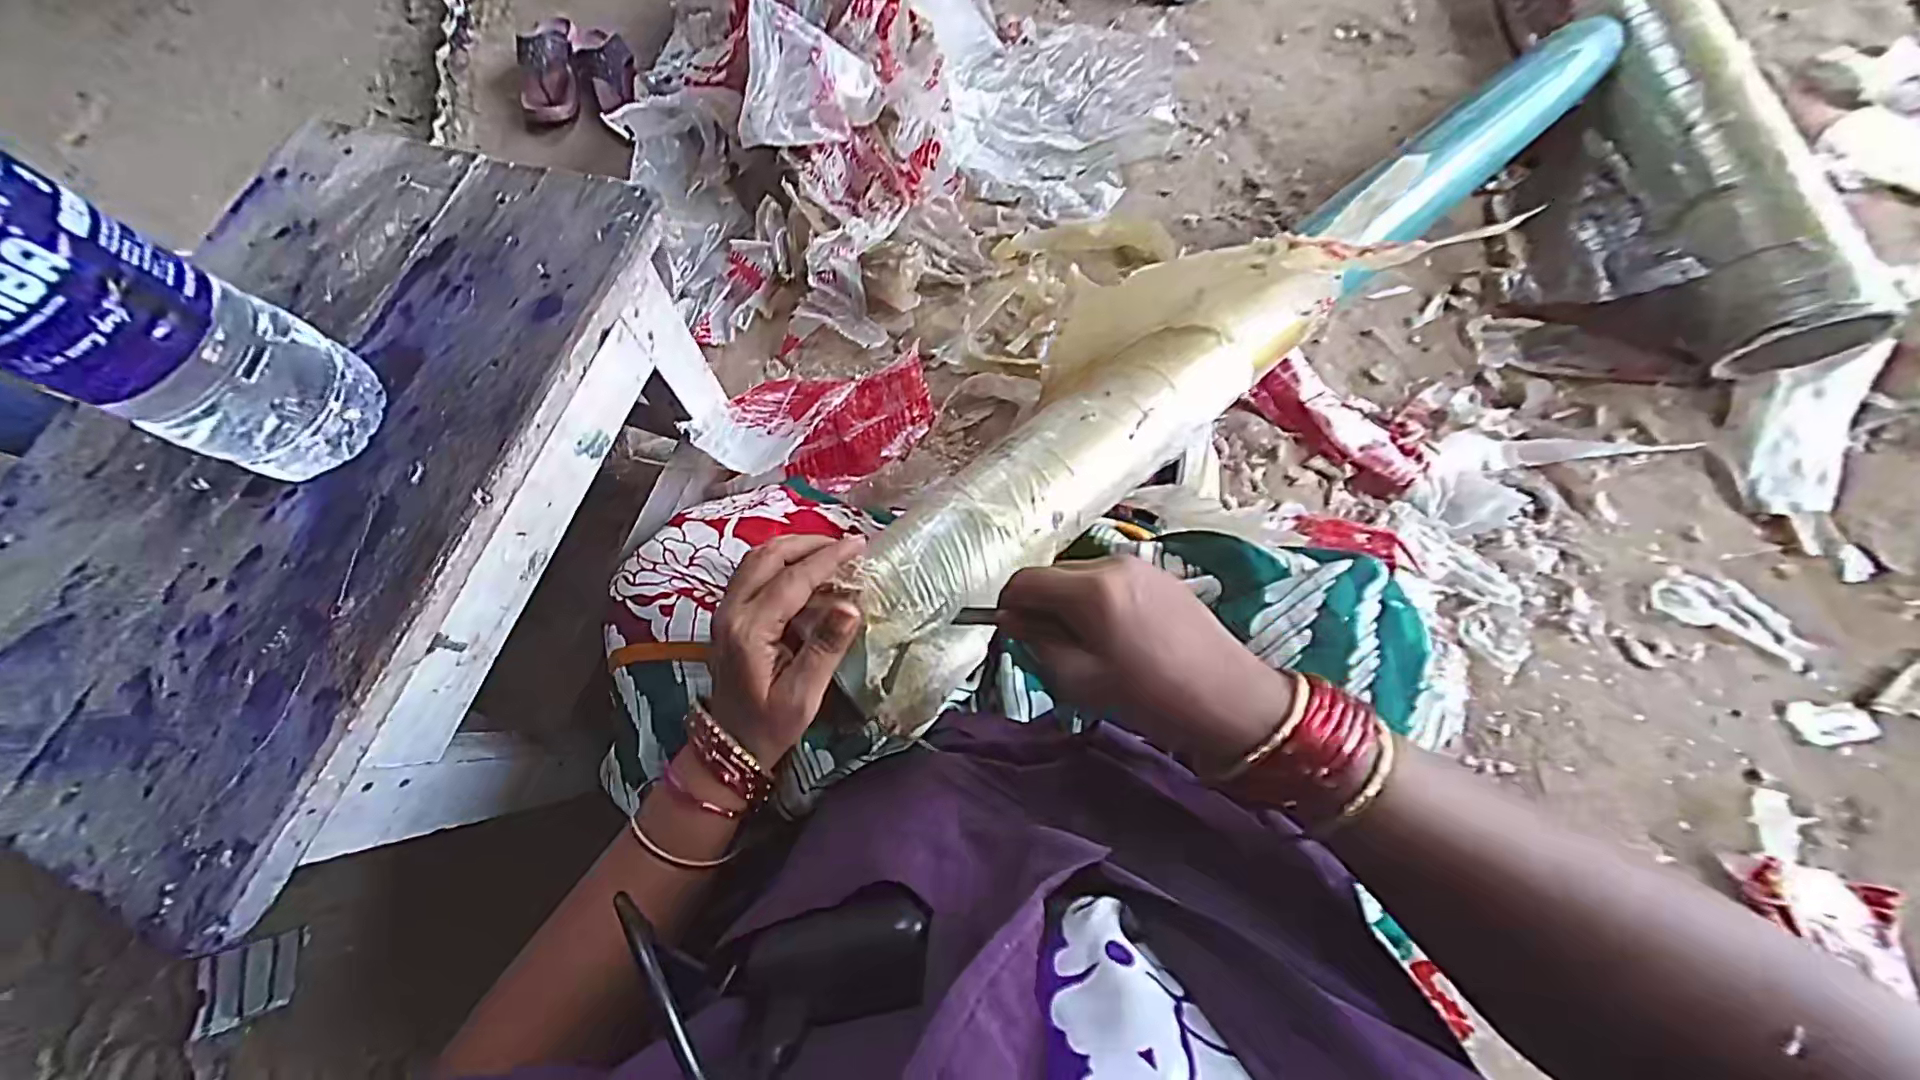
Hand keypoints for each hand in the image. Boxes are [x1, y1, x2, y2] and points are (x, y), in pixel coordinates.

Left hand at [705, 533, 865, 766]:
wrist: (730, 744)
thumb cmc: (769, 725)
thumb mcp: (803, 695)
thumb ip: (825, 648)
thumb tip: (852, 606)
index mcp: (750, 630)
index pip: (793, 578)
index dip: (828, 557)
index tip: (859, 545)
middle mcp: (732, 611)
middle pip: (769, 555)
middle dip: (811, 542)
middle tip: (847, 546)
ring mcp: (726, 609)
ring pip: (758, 558)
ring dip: (795, 547)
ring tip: (831, 551)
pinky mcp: (729, 613)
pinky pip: (754, 571)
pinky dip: (782, 560)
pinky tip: (806, 569)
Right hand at [997, 556, 1296, 772]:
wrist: (1230, 700)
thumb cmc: (1149, 696)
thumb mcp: (1079, 679)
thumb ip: (1036, 642)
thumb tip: (1011, 619)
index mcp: (1089, 588)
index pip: (1024, 580)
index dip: (1008, 606)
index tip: (1013, 634)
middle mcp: (1112, 562)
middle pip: (1051, 575)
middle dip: (1042, 606)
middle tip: (1056, 647)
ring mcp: (1139, 565)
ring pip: (1079, 576)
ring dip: (1070, 604)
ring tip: (1093, 644)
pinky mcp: (1160, 574)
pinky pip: (1109, 579)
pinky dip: (1097, 600)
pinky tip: (1120, 634)